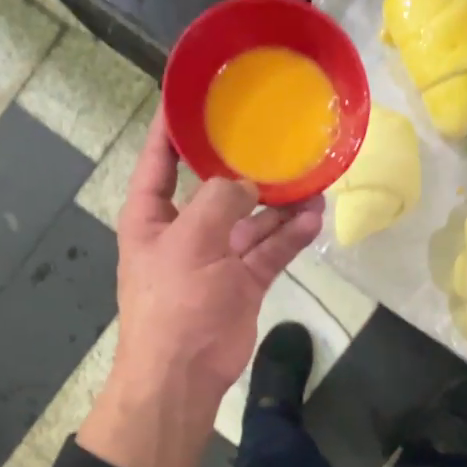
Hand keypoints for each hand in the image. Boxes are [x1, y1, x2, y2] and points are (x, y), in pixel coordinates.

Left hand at [77, 111, 324, 466]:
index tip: (197, 91)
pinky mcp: (244, 281)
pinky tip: (313, 217)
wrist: (182, 375)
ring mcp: (217, 256)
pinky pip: (270, 250)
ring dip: (279, 203)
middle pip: (217, 186)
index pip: (161, 158)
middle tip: (277, 135)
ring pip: (252, 219)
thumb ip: (220, 202)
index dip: (175, 125)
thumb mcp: (190, 242)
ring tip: (312, 178)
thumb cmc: (172, 303)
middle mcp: (185, 229)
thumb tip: (248, 183)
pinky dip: (290, 235)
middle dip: (246, 165)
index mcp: (152, 215)